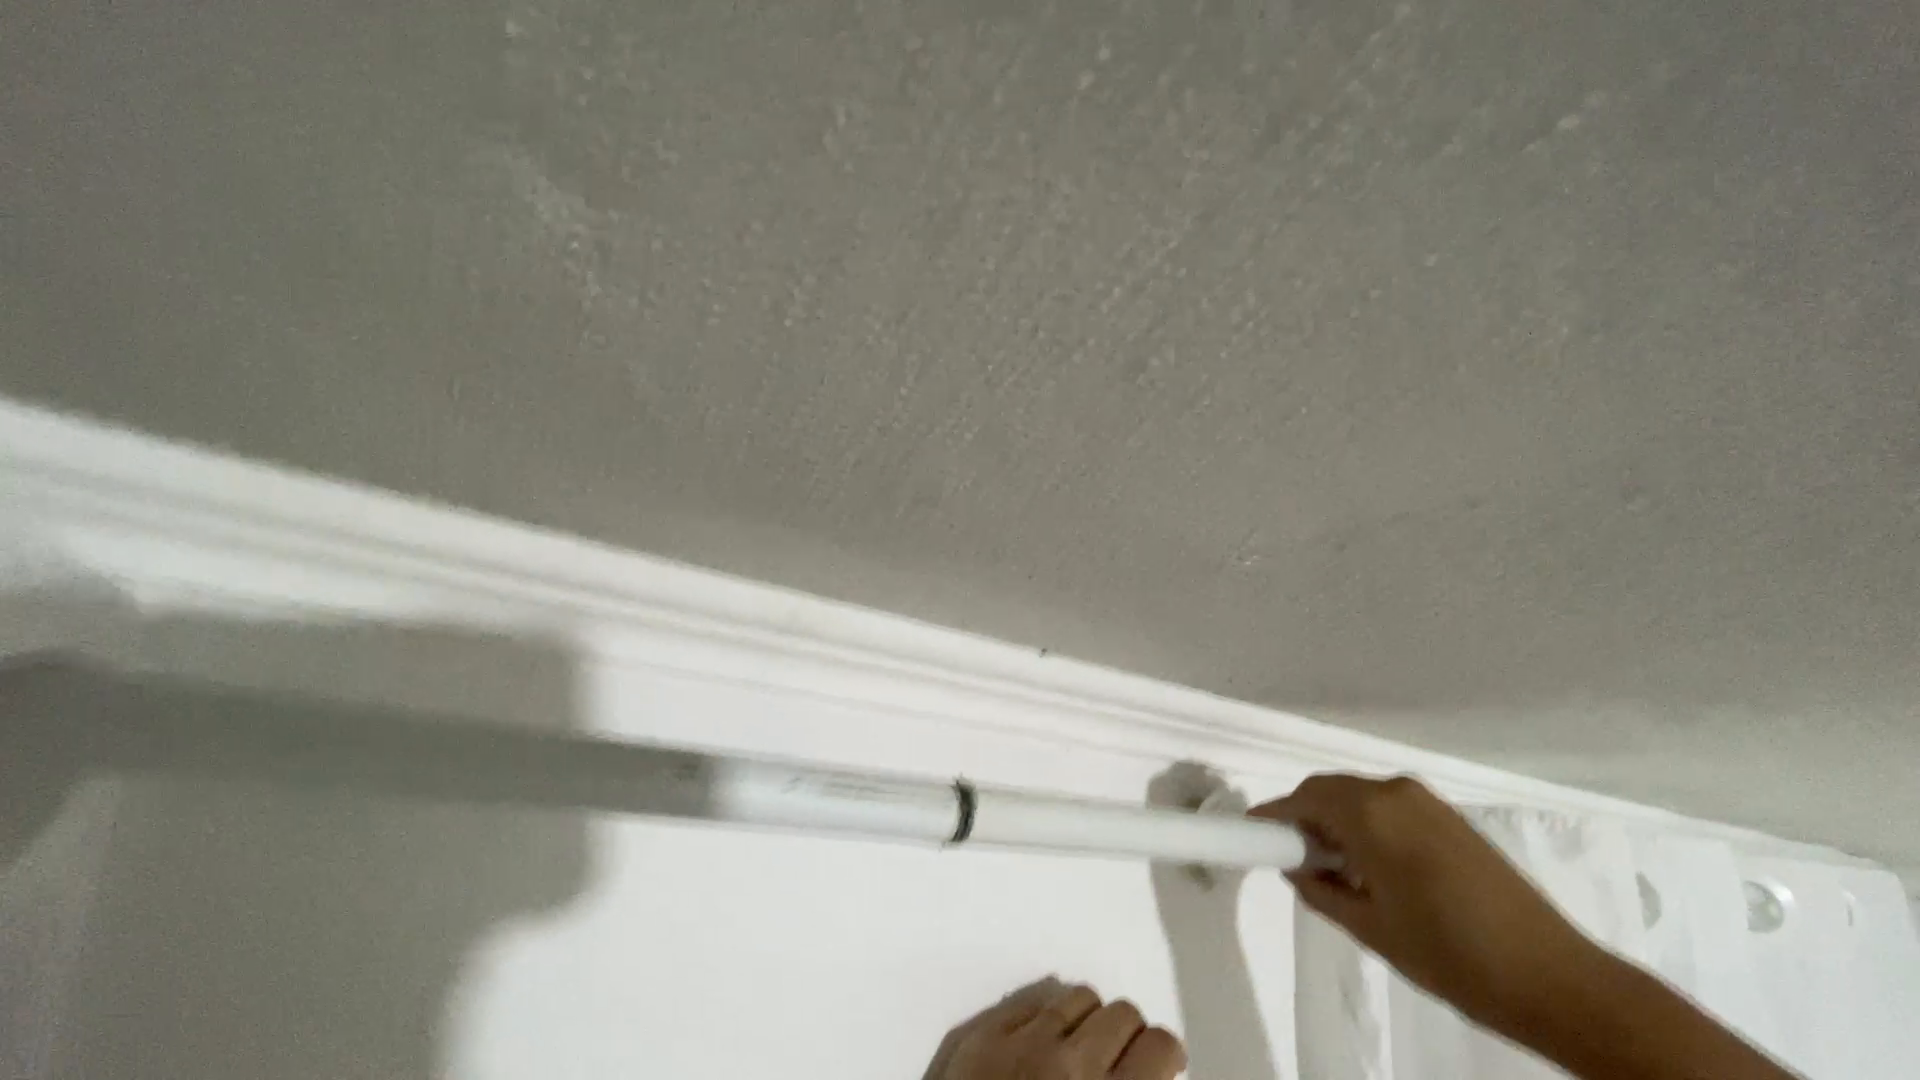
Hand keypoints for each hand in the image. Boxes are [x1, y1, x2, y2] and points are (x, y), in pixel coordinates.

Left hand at [931, 980, 1186, 1079]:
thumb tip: (1145, 1076)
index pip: (1160, 1045)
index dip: (1161, 1055)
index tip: (1157, 1063)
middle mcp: (1071, 1065)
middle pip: (1122, 1013)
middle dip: (1124, 1036)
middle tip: (1115, 1059)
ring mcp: (1023, 1043)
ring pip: (1078, 997)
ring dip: (1084, 1021)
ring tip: (1075, 1047)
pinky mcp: (983, 1036)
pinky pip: (1029, 1001)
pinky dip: (1041, 1019)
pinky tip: (1038, 1043)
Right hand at [1250, 773, 1602, 1031]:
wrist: (1552, 977)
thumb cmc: (1447, 954)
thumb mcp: (1368, 927)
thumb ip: (1320, 889)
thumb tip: (1298, 866)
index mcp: (1371, 815)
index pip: (1303, 798)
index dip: (1273, 815)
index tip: (1253, 836)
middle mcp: (1396, 793)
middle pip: (1330, 790)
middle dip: (1304, 817)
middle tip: (1294, 858)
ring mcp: (1429, 802)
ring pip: (1361, 797)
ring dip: (1338, 820)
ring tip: (1335, 869)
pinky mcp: (1452, 818)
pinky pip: (1390, 807)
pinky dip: (1369, 824)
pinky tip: (1375, 868)